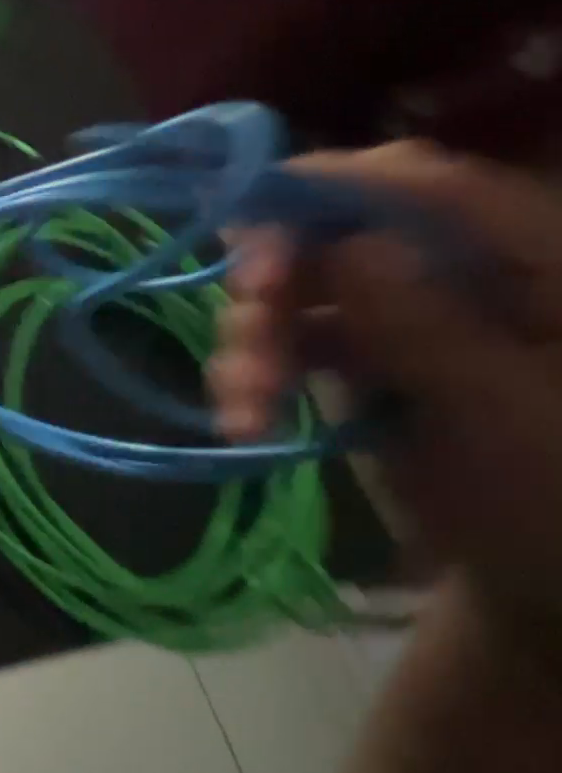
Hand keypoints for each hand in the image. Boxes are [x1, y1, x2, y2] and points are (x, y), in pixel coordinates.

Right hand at [208, 141, 561, 629]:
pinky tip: (243, 417)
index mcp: (540, 265)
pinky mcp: (355, 350)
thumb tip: (348, 248)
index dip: (334, 184)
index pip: (433, 186)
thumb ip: (436, 332)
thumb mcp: (513, 423)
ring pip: (296, 286)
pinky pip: (282, 335)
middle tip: (245, 317)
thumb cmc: (559, 512)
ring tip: (243, 403)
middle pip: (341, 230)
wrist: (538, 588)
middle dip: (279, 276)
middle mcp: (463, 271)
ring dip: (253, 338)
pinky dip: (251, 370)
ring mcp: (402, 310)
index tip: (243, 208)